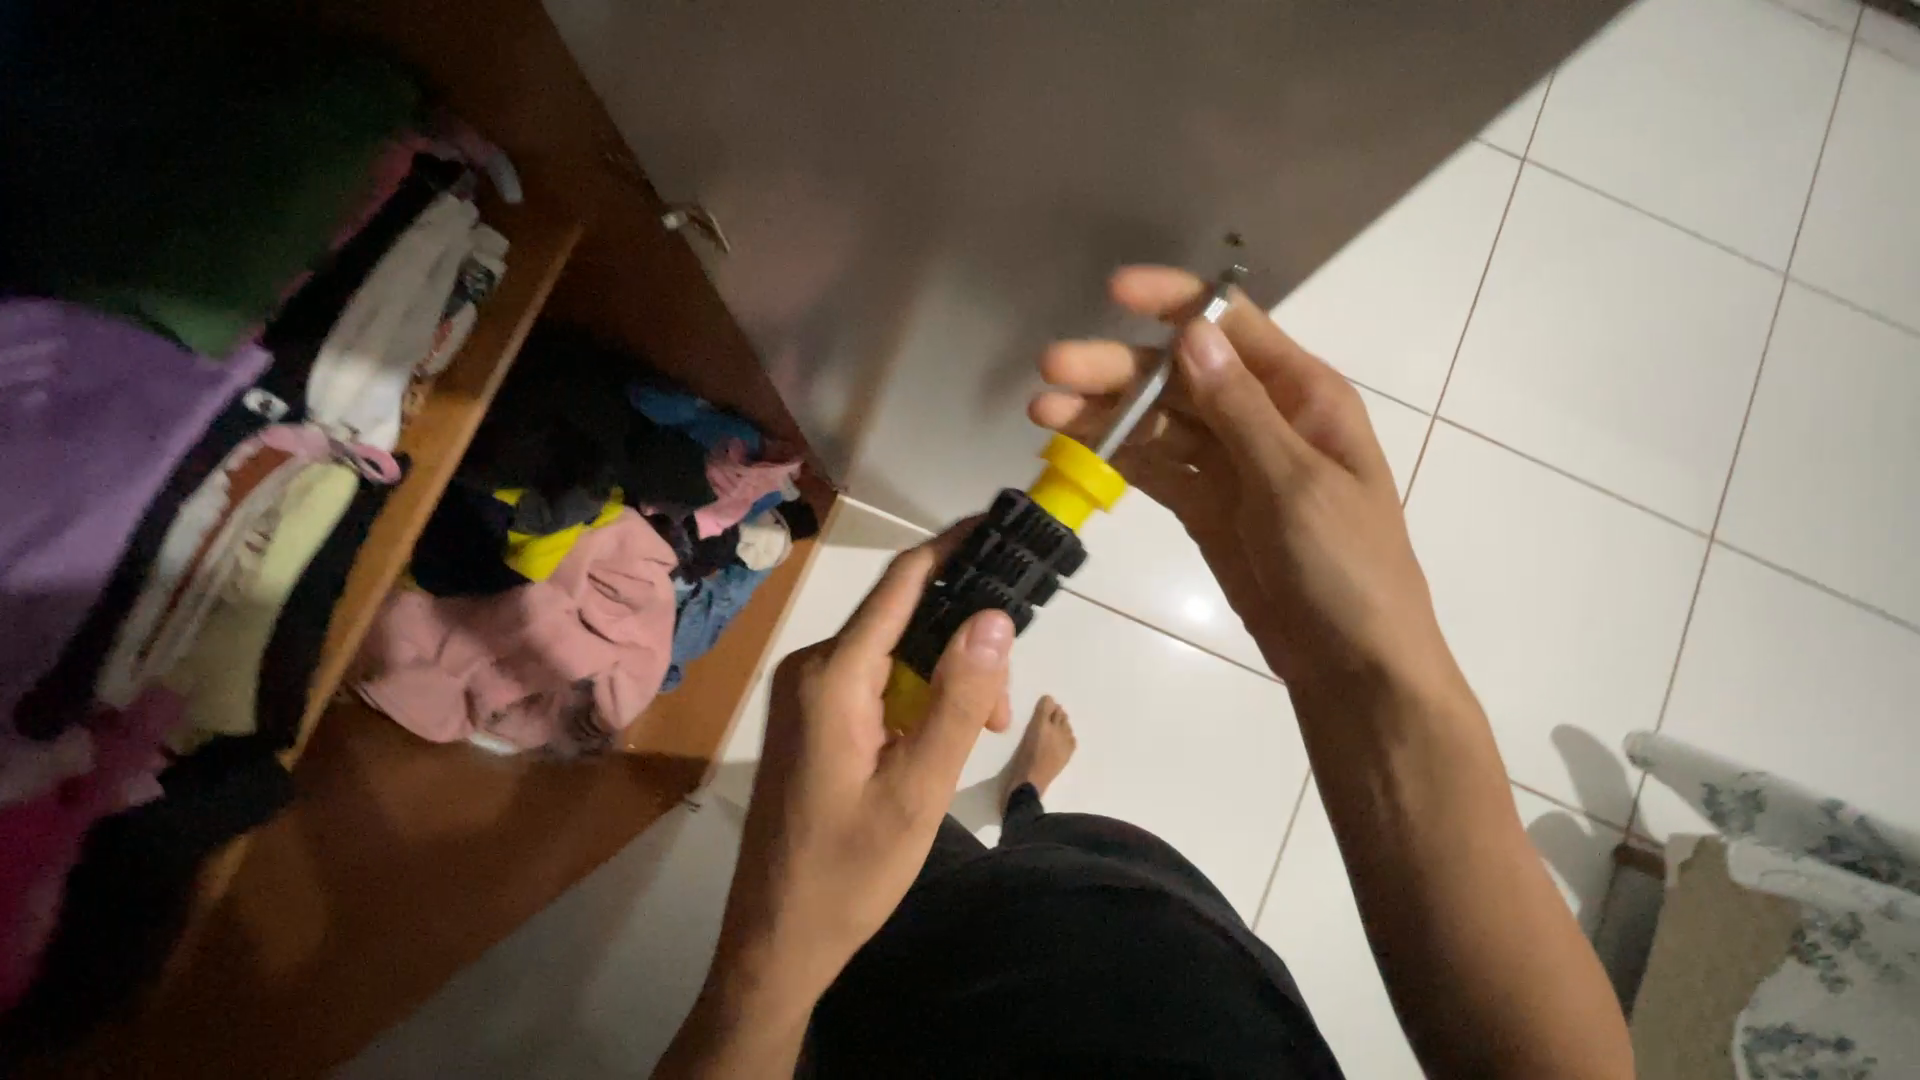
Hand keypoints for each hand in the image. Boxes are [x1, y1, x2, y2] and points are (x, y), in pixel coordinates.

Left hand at [710, 522, 1013, 1012]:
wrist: (776, 939)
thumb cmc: (850, 871)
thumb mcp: (919, 789)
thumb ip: (957, 699)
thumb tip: (995, 617)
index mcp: (833, 675)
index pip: (903, 583)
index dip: (953, 547)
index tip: (999, 526)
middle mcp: (812, 666)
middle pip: (904, 620)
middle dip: (963, 644)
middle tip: (1001, 705)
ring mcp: (805, 690)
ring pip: (894, 653)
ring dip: (943, 679)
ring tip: (976, 734)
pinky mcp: (810, 715)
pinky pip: (874, 681)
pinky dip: (915, 697)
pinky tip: (934, 741)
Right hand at [1029, 265, 1456, 696]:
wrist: (1349, 662)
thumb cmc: (1346, 566)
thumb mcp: (1296, 483)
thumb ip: (1240, 408)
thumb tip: (1192, 332)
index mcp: (1302, 396)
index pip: (1230, 329)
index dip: (1173, 303)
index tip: (1114, 292)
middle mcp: (1260, 418)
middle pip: (1179, 378)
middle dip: (1116, 369)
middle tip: (1051, 368)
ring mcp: (1229, 465)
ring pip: (1158, 423)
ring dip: (1104, 415)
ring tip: (1041, 411)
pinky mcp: (1204, 506)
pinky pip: (1155, 468)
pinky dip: (1118, 456)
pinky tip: (1076, 446)